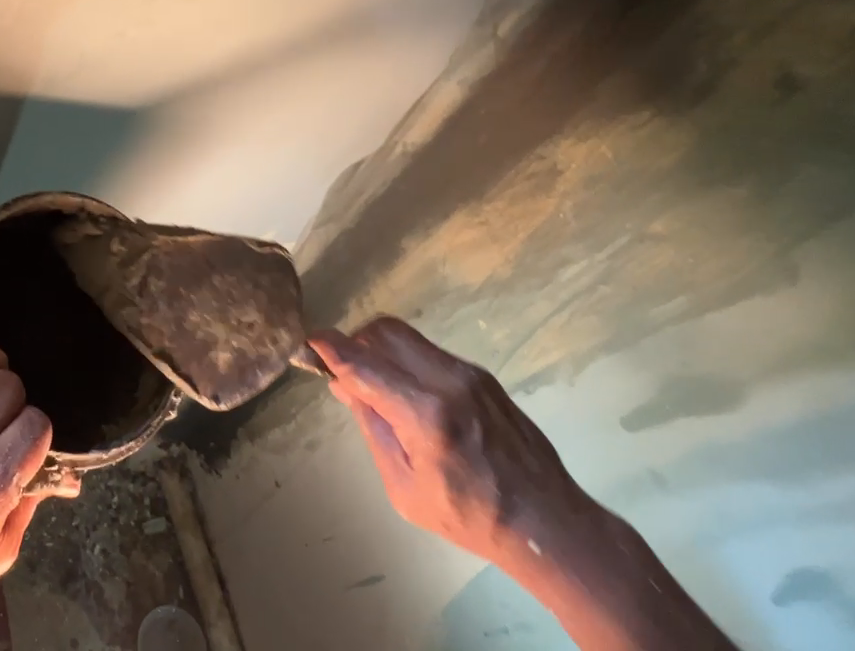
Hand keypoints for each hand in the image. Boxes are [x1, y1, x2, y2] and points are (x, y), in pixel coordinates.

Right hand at [313, 317, 737, 650]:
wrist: (547, 522)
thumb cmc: (468, 516)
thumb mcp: (403, 486)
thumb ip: (373, 427)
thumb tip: (344, 384)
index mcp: (426, 415)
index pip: (364, 365)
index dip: (330, 348)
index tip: (308, 340)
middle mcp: (448, 381)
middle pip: (384, 333)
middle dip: (355, 342)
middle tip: (342, 368)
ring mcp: (469, 374)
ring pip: (406, 337)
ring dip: (380, 349)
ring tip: (373, 382)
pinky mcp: (481, 376)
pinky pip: (428, 352)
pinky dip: (405, 361)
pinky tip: (406, 393)